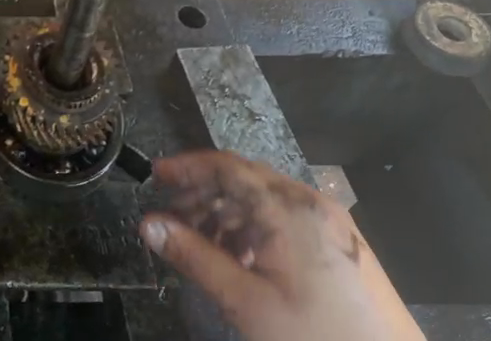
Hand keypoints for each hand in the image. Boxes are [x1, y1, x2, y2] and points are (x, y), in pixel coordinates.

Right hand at [141, 151, 424, 340]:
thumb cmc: (316, 338)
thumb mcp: (246, 302)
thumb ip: (194, 257)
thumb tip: (148, 224)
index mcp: (289, 208)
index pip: (226, 167)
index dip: (187, 167)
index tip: (155, 176)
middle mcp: (311, 203)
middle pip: (245, 179)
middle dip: (203, 193)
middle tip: (172, 216)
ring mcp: (332, 223)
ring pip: (266, 201)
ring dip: (227, 213)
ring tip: (202, 244)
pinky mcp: (343, 246)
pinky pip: (288, 220)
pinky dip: (255, 229)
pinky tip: (242, 260)